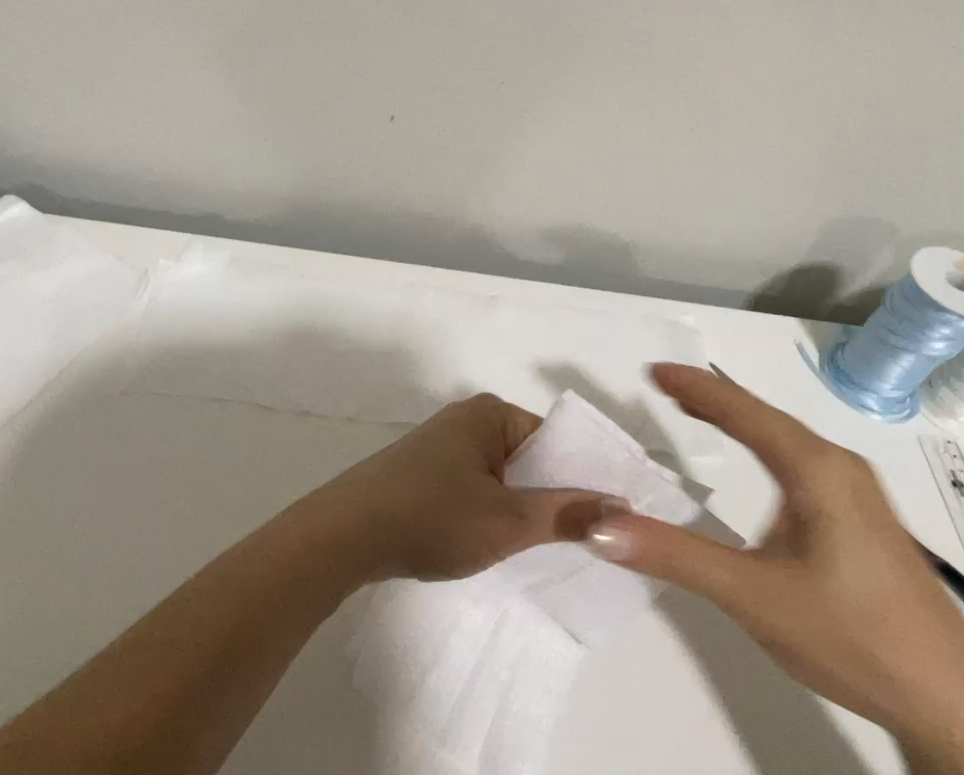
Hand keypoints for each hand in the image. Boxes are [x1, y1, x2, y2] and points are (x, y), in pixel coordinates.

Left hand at [302, 393, 617, 581]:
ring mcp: (441, 448)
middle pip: (531, 459)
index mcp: (490, 414)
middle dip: (553, 496)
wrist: (343, 537)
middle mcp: (467, 421)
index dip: (584, 478)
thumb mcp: (508, 521)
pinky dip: (490, 513)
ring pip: (503, 478)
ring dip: (521, 509)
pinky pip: (474, 489)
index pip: (557, 440)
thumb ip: (567, 514)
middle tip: (582, 541)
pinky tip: (492, 545)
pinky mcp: (422, 475)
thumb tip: (621, 508)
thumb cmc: (431, 517)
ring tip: (540, 548)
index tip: (608, 519)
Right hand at [585, 365, 963, 773]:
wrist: (950, 701)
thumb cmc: (851, 636)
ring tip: (699, 413)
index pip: (745, 413)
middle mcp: (842, 471)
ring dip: (741, 424)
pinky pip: (804, 467)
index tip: (653, 369)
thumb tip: (598, 526)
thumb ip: (674, 555)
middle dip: (715, 400)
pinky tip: (759, 469)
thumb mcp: (751, 595)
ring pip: (789, 443)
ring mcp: (861, 498)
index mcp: (817, 472)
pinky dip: (766, 451)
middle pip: (768, 420)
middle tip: (665, 386)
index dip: (696, 388)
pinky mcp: (867, 525)